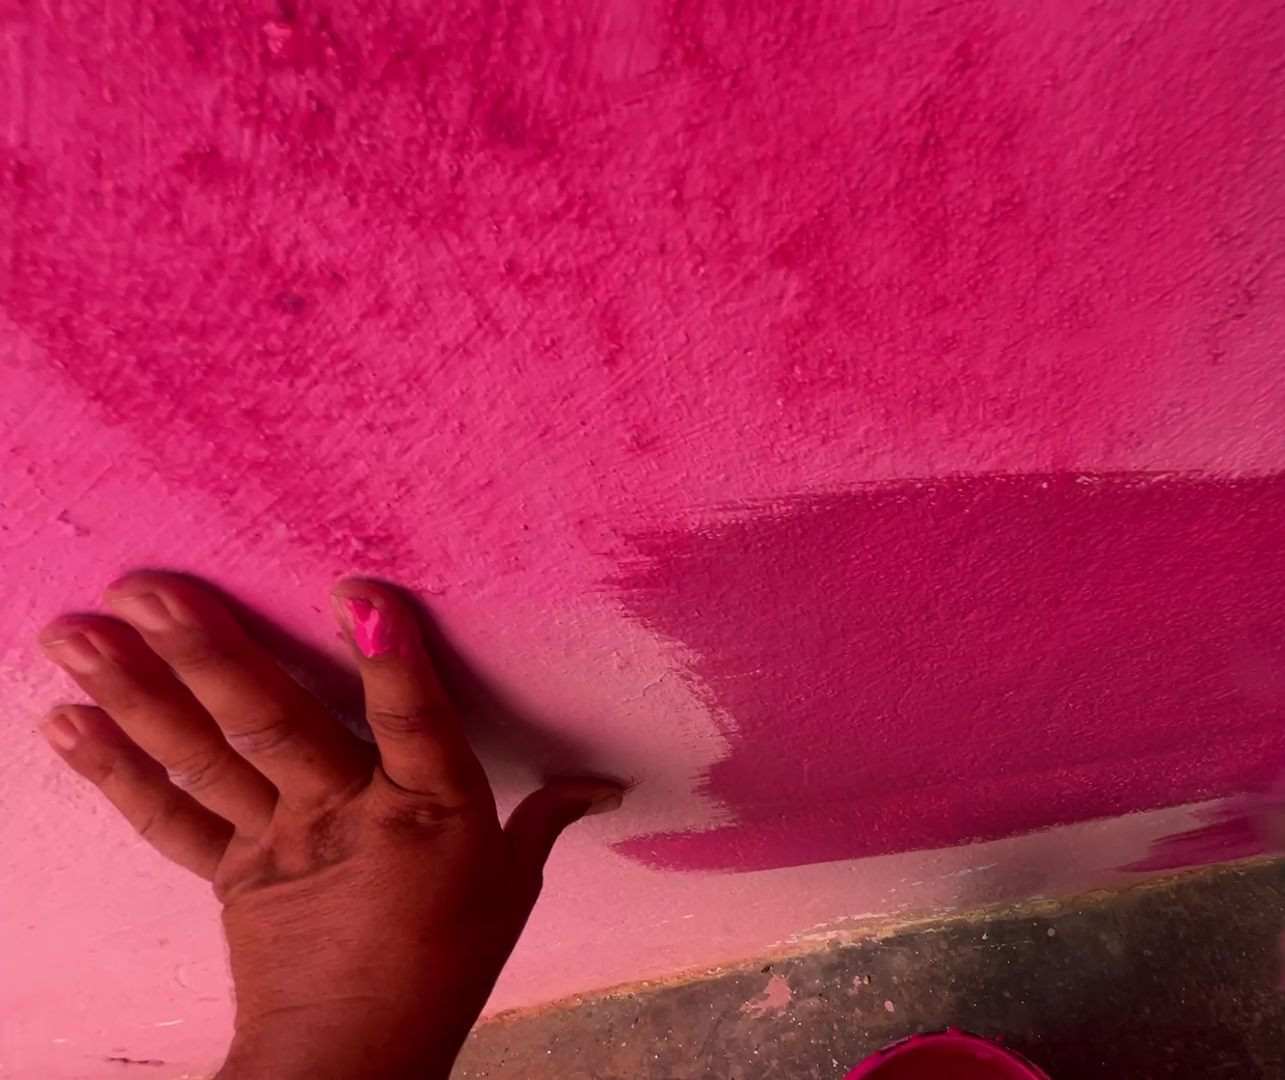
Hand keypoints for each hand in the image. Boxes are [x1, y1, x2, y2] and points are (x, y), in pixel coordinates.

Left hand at [36, 573, 622, 1079]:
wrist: (353, 1055)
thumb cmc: (450, 957)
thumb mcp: (515, 880)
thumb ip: (551, 814)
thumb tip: (610, 785)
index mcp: (431, 811)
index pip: (413, 721)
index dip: (389, 657)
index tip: (359, 593)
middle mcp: (346, 816)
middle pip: (278, 729)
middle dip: (212, 656)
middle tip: (151, 589)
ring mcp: (275, 843)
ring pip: (207, 760)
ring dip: (141, 693)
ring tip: (79, 633)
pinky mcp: (227, 872)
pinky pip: (165, 816)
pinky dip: (113, 767)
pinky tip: (64, 717)